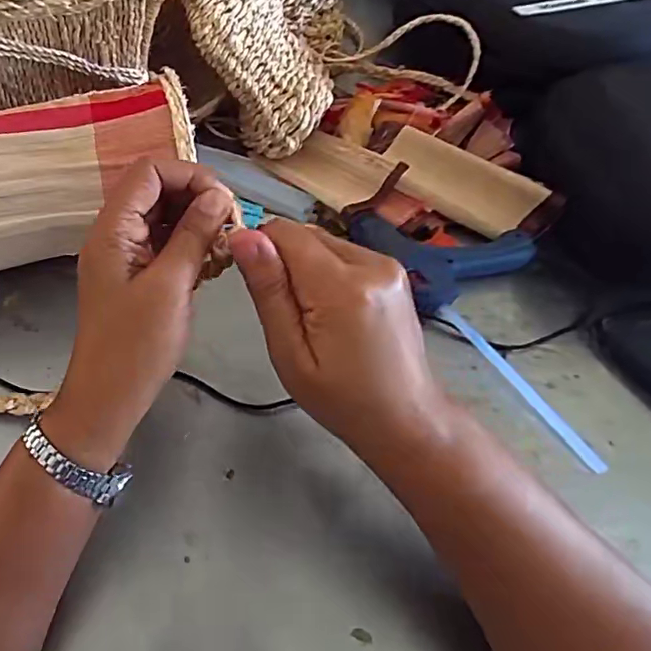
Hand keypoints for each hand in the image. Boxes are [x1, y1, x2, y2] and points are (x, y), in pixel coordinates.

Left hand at [45, 160, 236, 467]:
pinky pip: (165, 244)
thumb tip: (218, 194)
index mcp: (112, 230)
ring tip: (225, 246)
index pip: (149, 172)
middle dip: (197, 198)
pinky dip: (190, 246)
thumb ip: (194, 235)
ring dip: (197, 223)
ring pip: (163, 218)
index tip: (223, 200)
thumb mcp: (171, 286)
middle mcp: (114, 234)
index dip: (189, 176)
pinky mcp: (137, 275)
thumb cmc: (135, 346)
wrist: (108, 399)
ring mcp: (125, 255)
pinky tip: (213, 264)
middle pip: (157, 191)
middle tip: (231, 224)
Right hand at [229, 220, 457, 455]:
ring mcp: (387, 264)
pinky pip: (342, 253)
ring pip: (322, 241)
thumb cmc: (341, 398)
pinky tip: (332, 310)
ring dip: (305, 267)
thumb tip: (243, 236)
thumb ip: (268, 289)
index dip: (260, 251)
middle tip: (287, 313)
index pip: (284, 233)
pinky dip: (327, 272)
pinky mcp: (393, 270)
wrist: (407, 418)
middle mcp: (370, 263)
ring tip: (312, 316)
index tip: (259, 287)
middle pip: (304, 234)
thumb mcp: (290, 352)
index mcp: (342, 287)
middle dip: (284, 262)